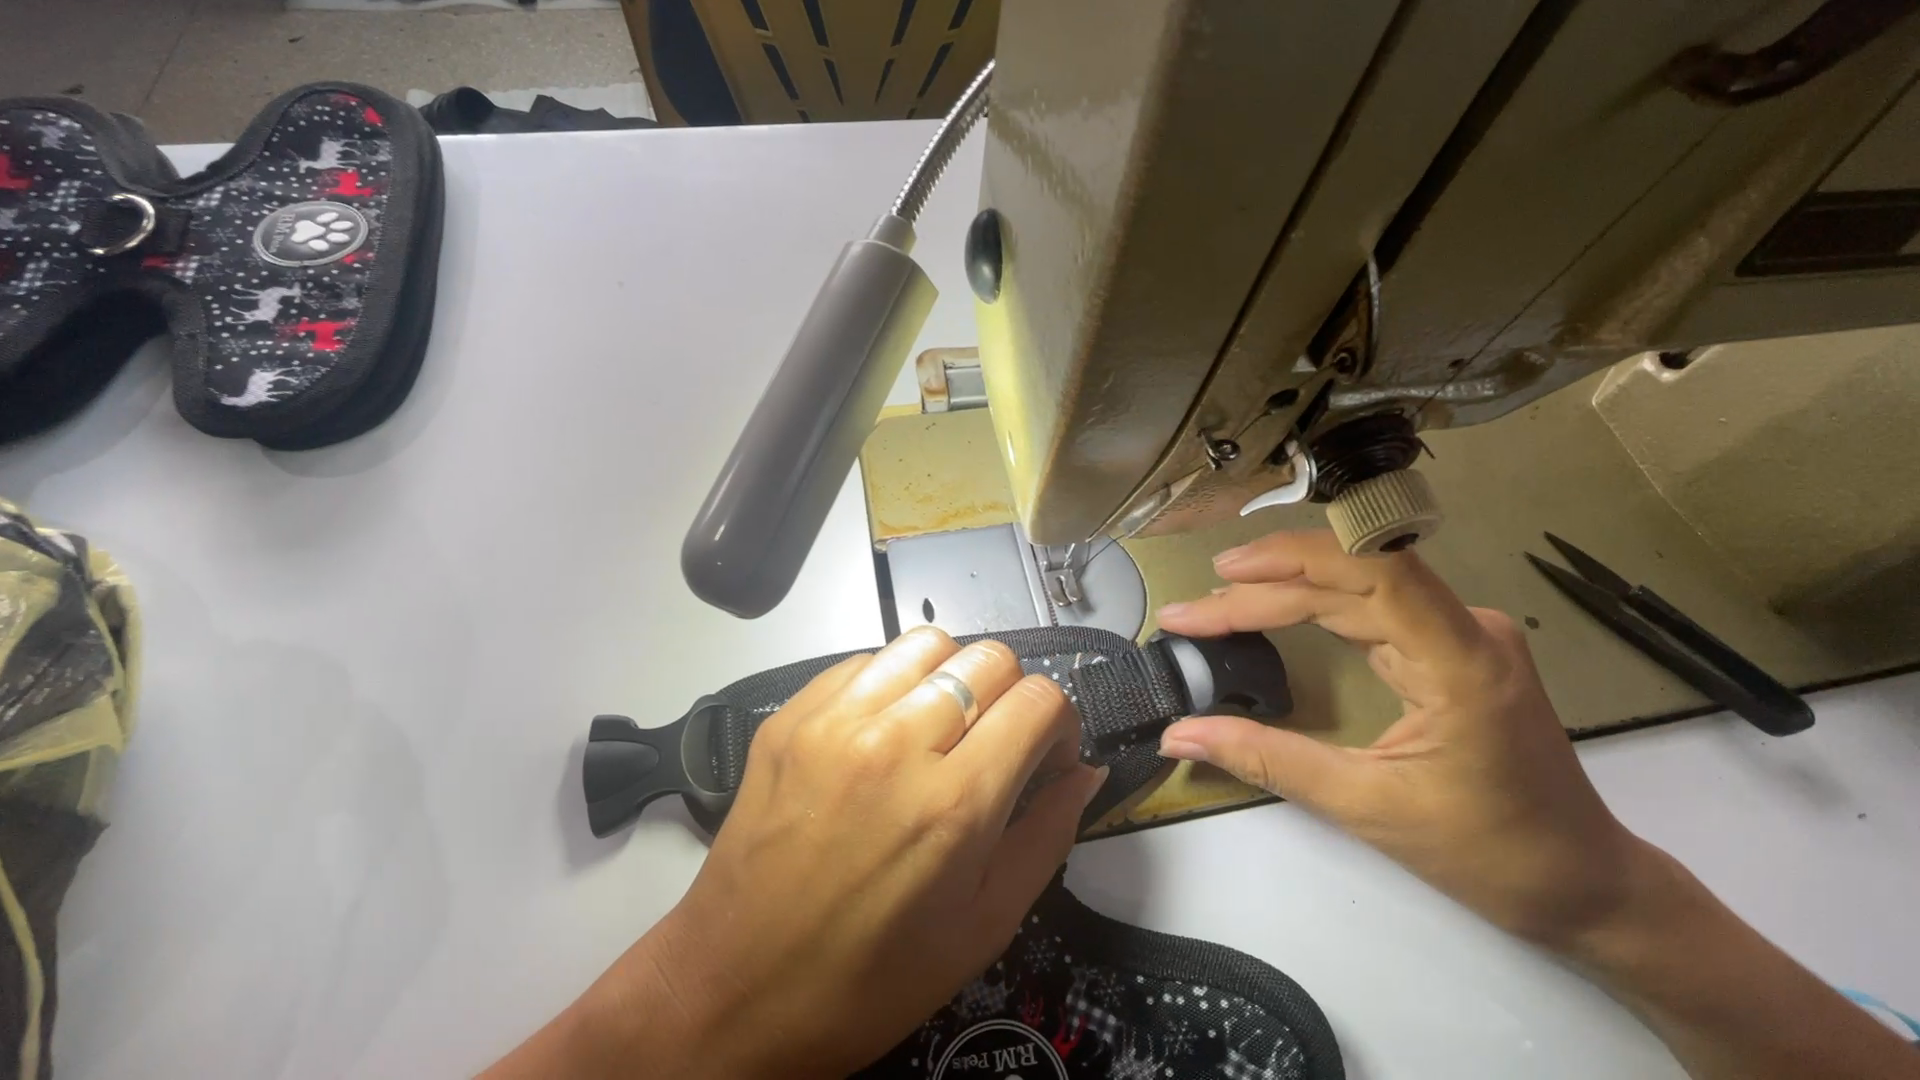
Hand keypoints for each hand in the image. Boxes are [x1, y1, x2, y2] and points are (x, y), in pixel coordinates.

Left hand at [491, 627, 1104, 1079]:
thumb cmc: (872, 979)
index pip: (1039, 699)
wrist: (737, 991)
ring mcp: (834, 721)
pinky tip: (885, 732)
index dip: (1059, 726)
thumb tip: (1085, 771)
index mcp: (955, 802)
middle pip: (989, 657)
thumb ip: (1048, 835)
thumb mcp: (985, 927)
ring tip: (941, 729)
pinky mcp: (789, 718)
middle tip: (996, 746)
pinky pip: (863, 662)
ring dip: (952, 678)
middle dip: (1012, 696)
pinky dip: (892, 683)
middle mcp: (896, 741)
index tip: (1046, 760)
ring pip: (926, 643)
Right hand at [1155, 529, 1643, 947]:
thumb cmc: (1487, 852)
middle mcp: (1465, 629)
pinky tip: (1269, 611)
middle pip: (1353, 576)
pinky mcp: (1449, 649)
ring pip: (1358, 587)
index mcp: (1461, 660)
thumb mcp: (1366, 808)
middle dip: (1265, 585)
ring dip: (1283, 591)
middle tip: (1190, 611)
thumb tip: (1178, 734)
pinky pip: (1371, 609)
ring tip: (1214, 606)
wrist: (1579, 882)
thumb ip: (1267, 760)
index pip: (1371, 572)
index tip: (1220, 576)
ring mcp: (1460, 635)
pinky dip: (1311, 607)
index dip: (1291, 560)